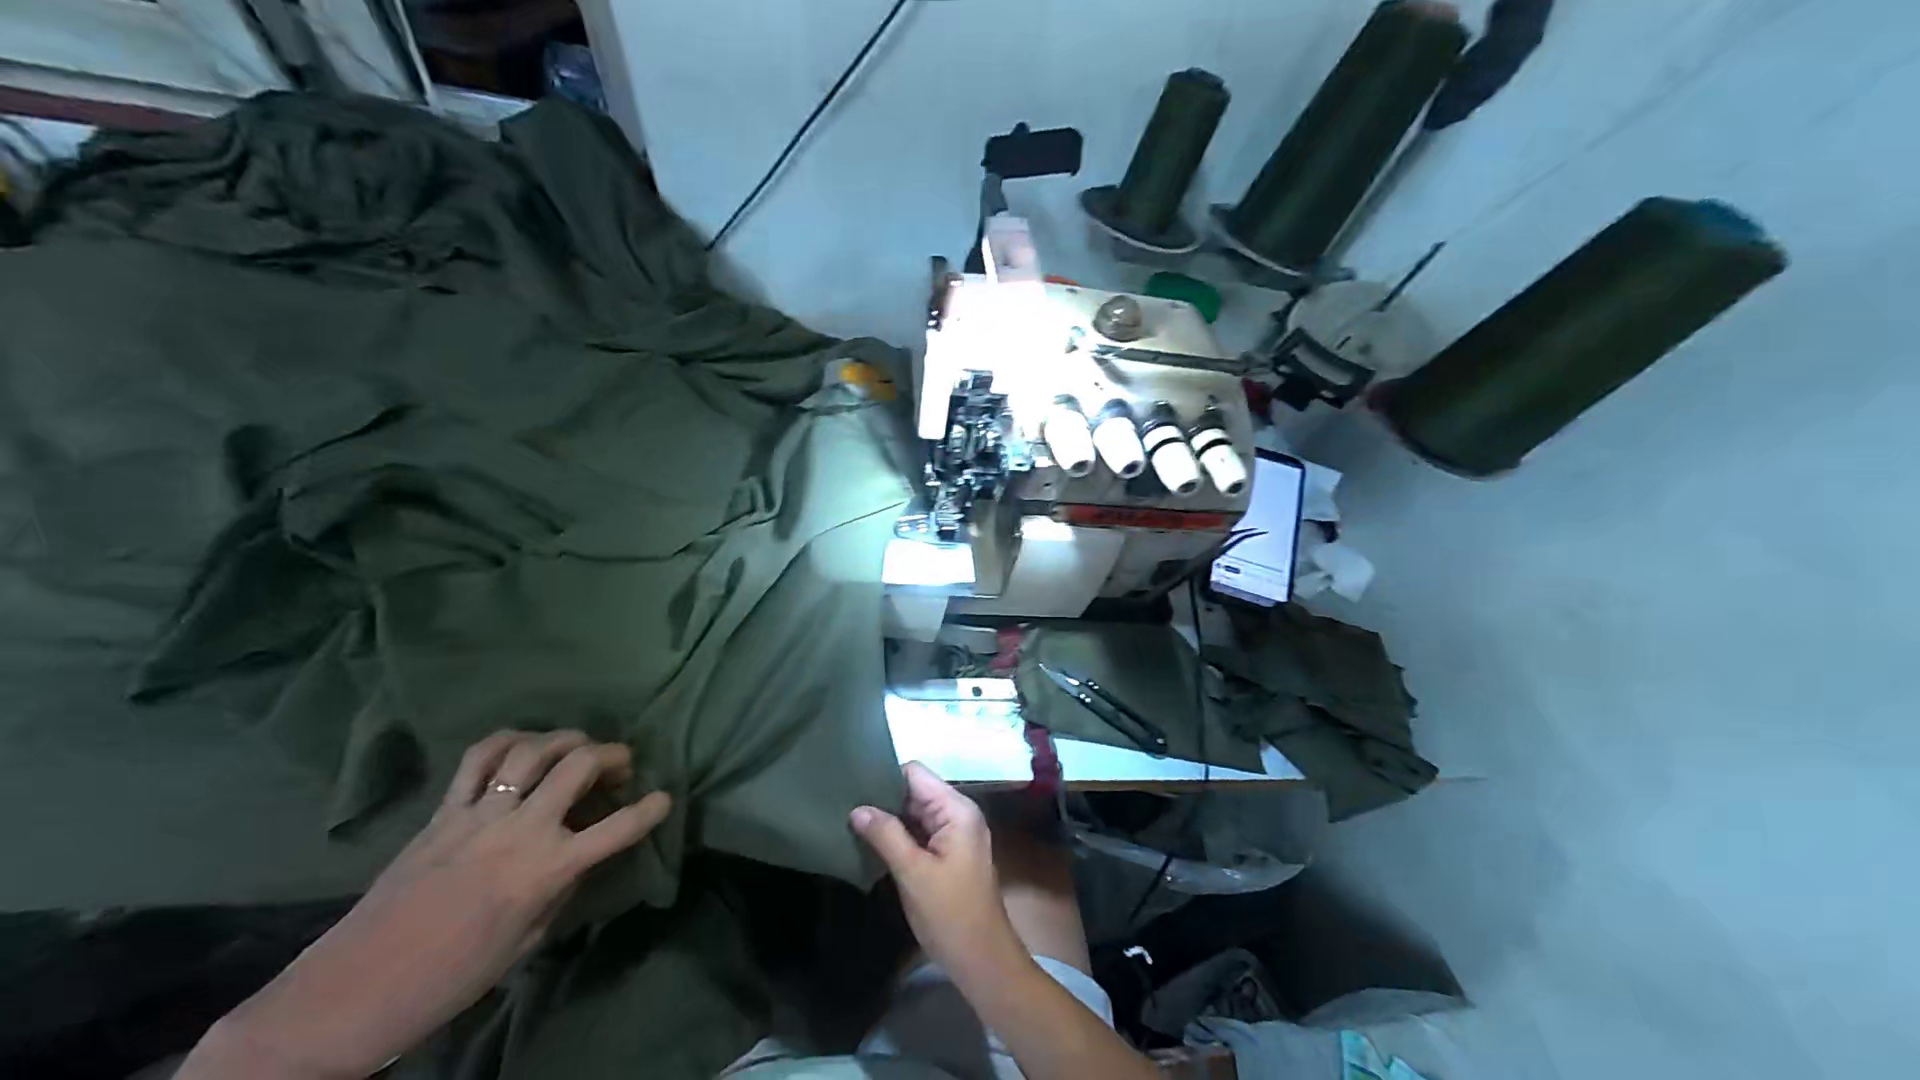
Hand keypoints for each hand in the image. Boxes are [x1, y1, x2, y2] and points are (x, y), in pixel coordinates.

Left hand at [183, 730, 671, 1079]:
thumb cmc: (452, 978)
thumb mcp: (526, 943)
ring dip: (565, 738)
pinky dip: (507, 741)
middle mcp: (519, 831)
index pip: (618, 829)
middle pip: (578, 766)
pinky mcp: (442, 812)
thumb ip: (560, 889)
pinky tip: (522, 745)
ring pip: (531, 751)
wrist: (352, 993)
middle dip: (612, 754)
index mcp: (546, 872)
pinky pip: (478, 760)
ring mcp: (478, 816)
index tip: (665, 798)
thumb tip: (580, 856)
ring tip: (577, 746)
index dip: (651, 809)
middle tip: (620, 765)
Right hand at [850, 762, 1026, 981]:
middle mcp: (958, 814)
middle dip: (883, 797)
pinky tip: (870, 841)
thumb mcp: (913, 873)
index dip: (885, 776)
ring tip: (849, 820)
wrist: (982, 960)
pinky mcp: (948, 853)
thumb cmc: (950, 914)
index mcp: (957, 809)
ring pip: (914, 812)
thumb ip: (886, 835)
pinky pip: (919, 832)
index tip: (852, 786)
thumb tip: (857, 808)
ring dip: (888, 818)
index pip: (916, 773)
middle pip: (915, 791)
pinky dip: (898, 835)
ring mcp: (954, 834)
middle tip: (843, 805)